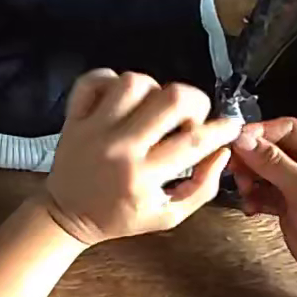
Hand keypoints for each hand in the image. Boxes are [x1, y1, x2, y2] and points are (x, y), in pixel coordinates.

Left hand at [41, 70, 239, 245]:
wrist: (66, 215)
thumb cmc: (118, 217)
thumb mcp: (167, 216)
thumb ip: (201, 188)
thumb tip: (222, 151)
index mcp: (143, 176)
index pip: (195, 141)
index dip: (222, 129)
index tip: (229, 126)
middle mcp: (119, 147)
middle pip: (171, 98)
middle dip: (194, 102)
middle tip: (188, 118)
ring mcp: (93, 128)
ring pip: (134, 81)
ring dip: (153, 90)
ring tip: (152, 110)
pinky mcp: (74, 117)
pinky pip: (94, 79)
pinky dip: (111, 80)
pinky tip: (121, 99)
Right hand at [229, 117, 296, 287]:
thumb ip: (273, 162)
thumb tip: (242, 139)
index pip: (290, 129)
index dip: (260, 133)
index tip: (234, 142)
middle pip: (273, 149)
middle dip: (252, 159)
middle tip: (233, 168)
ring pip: (264, 169)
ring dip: (250, 179)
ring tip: (245, 192)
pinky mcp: (289, 202)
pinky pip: (263, 190)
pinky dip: (253, 196)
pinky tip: (250, 207)